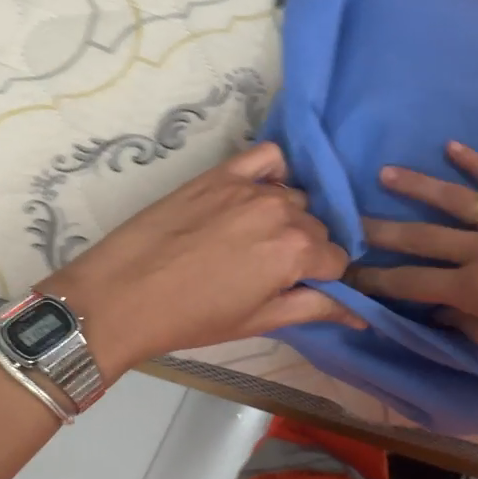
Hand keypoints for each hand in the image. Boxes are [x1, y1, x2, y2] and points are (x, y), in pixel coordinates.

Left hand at [39, 144, 355, 375]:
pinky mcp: (224, 173)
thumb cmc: (189, 319)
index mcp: (296, 253)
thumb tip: (361, 316)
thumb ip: (315, 308)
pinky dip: (275, 171)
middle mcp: (284, 213)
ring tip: (254, 237)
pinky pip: (270, 156)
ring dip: (287, 217)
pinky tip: (260, 192)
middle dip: (304, 248)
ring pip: (296, 198)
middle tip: (270, 269)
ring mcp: (253, 188)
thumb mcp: (258, 322)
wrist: (116, 298)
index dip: (322, 276)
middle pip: (318, 227)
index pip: (338, 258)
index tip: (299, 285)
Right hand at [348, 142, 477, 366]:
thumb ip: (470, 329)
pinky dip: (475, 162)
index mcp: (475, 291)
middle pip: (421, 237)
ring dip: (416, 186)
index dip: (377, 280)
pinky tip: (451, 146)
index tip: (348, 272)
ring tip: (384, 174)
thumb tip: (436, 312)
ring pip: (453, 200)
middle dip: (381, 230)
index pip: (412, 284)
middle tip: (348, 221)